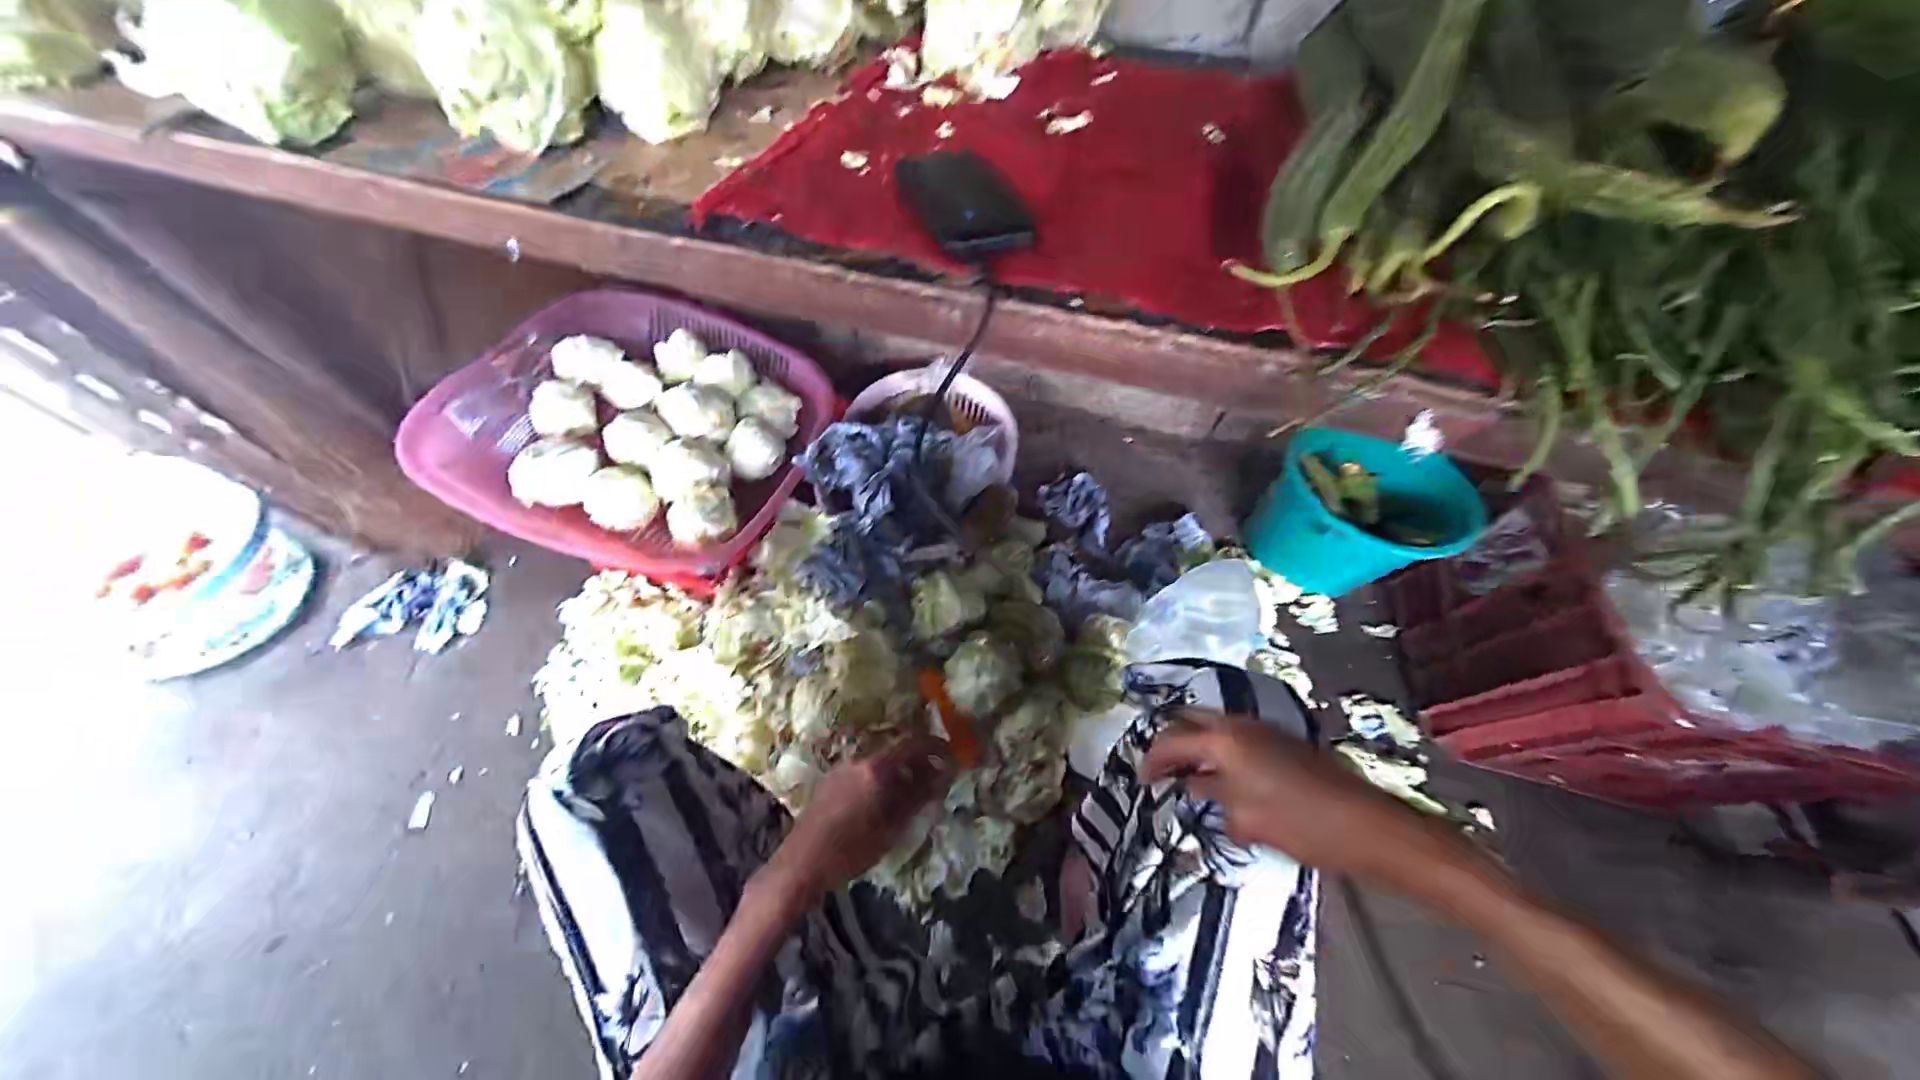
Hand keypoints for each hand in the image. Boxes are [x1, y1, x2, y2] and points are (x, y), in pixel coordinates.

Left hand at [760, 735, 952, 904]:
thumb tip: (941, 777)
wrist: (802, 864)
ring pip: (879, 763)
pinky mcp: (830, 782)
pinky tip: (885, 801)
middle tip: (935, 778)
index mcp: (876, 768)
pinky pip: (863, 772)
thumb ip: (918, 797)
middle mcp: (858, 760)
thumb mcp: (892, 827)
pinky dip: (880, 779)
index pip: (913, 745)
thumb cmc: (851, 849)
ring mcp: (842, 769)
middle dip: (918, 762)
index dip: (935, 747)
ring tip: (913, 793)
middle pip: (896, 752)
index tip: (951, 754)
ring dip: (899, 772)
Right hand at [1143, 708, 1476, 895]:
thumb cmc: (1301, 824)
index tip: (1142, 780)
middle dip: (1171, 742)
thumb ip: (1212, 797)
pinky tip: (1221, 777)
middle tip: (1161, 769)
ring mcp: (1263, 729)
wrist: (1368, 825)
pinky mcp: (1282, 741)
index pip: (1172, 741)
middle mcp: (1239, 724)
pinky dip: (1219, 750)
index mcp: (1223, 740)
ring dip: (1196, 744)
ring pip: (1214, 727)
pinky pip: (1236, 737)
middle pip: (1190, 721)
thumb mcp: (1245, 817)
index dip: (1152, 760)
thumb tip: (1196, 787)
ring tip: (1186, 774)